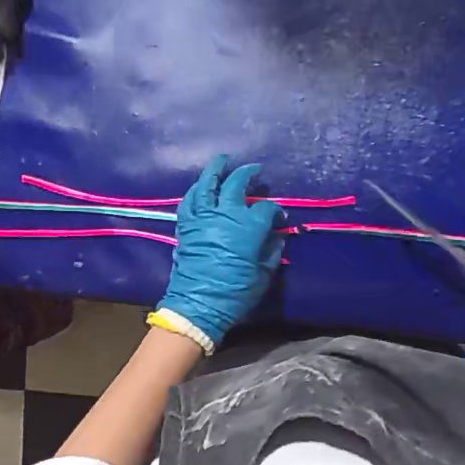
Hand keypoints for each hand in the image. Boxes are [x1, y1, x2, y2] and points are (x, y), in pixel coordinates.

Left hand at [156, 156, 284, 346]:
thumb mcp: (264, 273)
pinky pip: (190, 200)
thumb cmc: (236, 291)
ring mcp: (203, 216)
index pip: (266, 207)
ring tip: (223, 161)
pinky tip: (201, 185)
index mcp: (249, 226)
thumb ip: (272, 249)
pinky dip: (196, 190)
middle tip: (254, 169)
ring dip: (216, 170)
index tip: (277, 215)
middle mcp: (225, 214)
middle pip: (236, 184)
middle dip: (247, 174)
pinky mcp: (186, 224)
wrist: (199, 304)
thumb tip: (277, 233)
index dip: (274, 209)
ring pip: (208, 184)